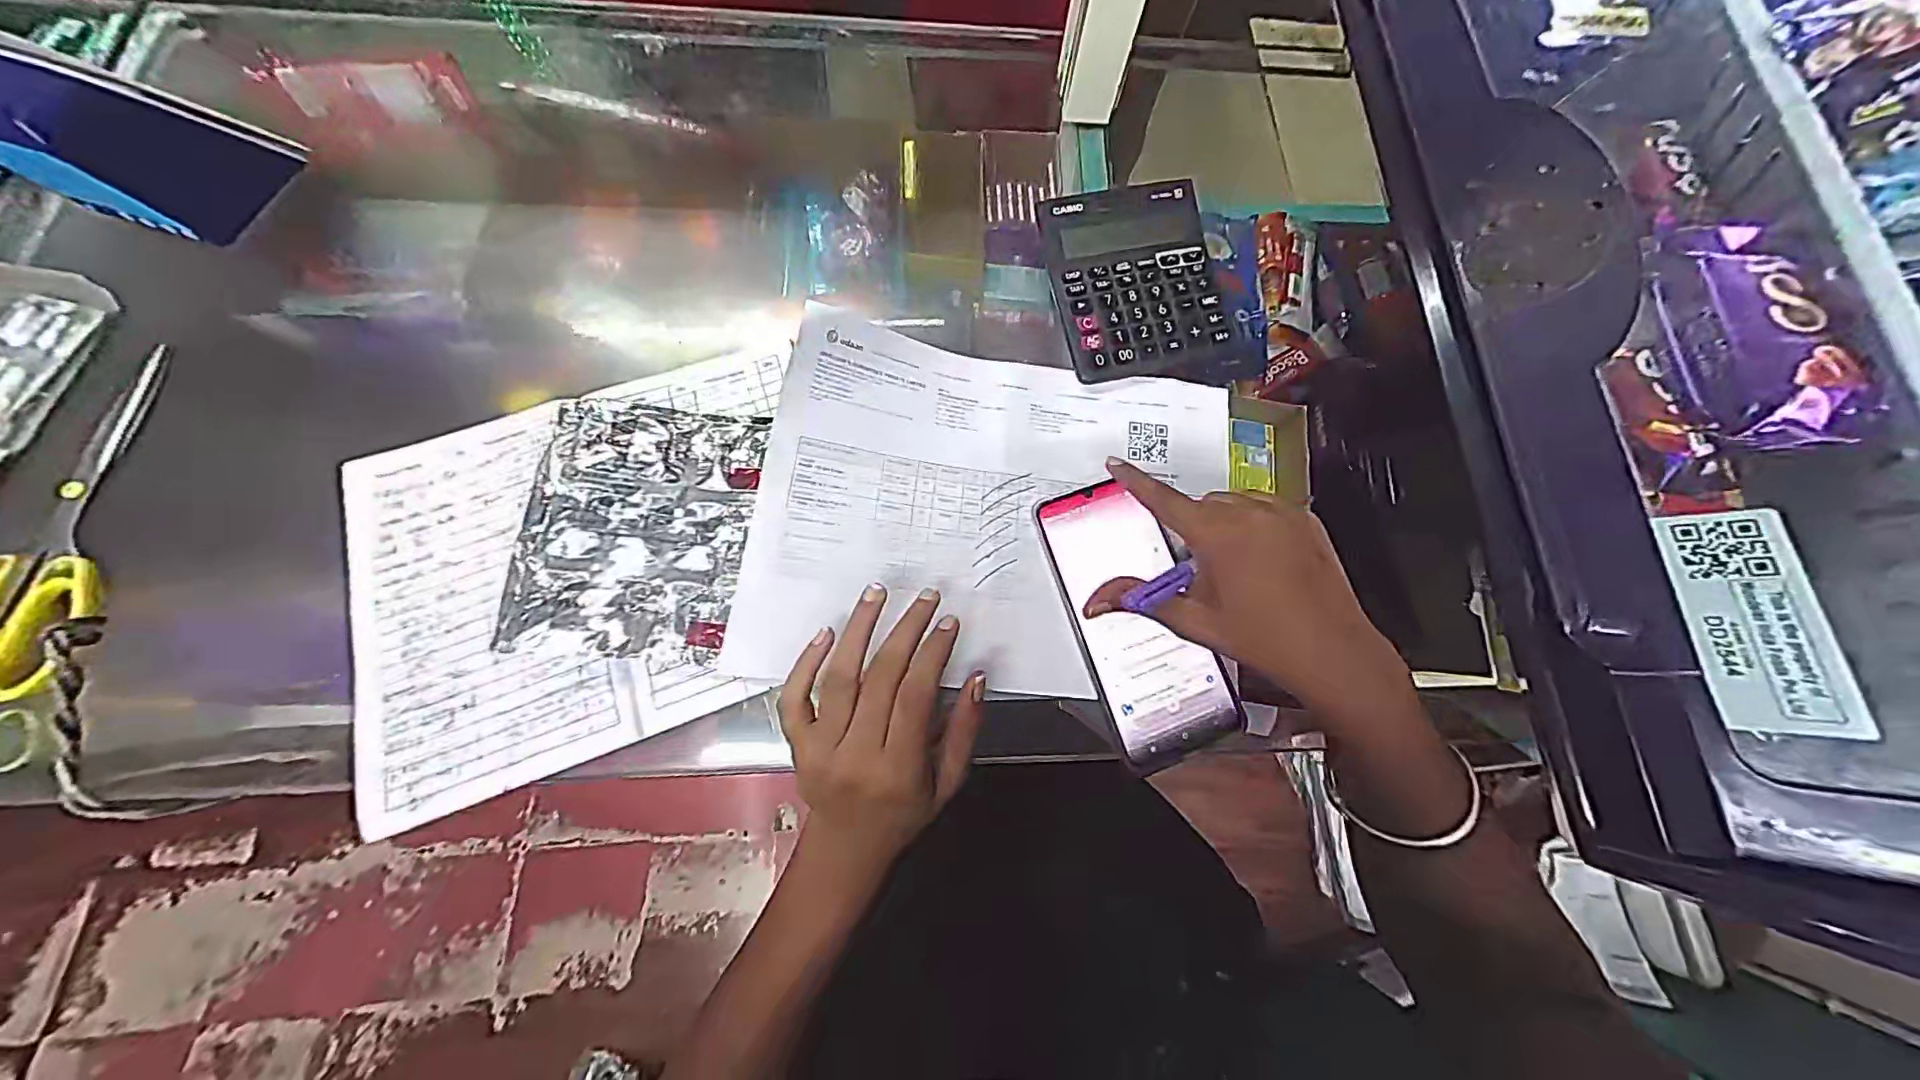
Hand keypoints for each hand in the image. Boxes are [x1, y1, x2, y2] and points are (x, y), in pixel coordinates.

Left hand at [778, 583, 985, 873]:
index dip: (933, 653)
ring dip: (859, 630)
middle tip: (923, 600)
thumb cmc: (903, 816)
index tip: (947, 623)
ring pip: (838, 678)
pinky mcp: (797, 744)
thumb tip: (975, 679)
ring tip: (876, 595)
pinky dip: (805, 662)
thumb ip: (964, 732)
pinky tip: (827, 632)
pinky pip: (794, 697)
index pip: (915, 697)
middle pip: (879, 679)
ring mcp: (819, 749)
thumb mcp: (947, 784)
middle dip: (905, 631)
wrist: (846, 848)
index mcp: (897, 770)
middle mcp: (854, 756)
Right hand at [1085, 459, 1410, 714]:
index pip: (1163, 500)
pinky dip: (1253, 525)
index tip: (1119, 465)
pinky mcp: (1306, 522)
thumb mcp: (1195, 620)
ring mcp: (1283, 516)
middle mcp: (1251, 516)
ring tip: (1233, 570)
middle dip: (1191, 530)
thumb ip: (1144, 600)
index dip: (1135, 481)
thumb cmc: (1270, 639)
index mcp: (1218, 537)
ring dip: (1222, 525)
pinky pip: (1265, 508)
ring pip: (1232, 503)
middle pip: (1200, 506)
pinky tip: (1259, 562)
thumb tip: (1108, 598)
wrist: (1330, 652)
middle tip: (1197, 570)